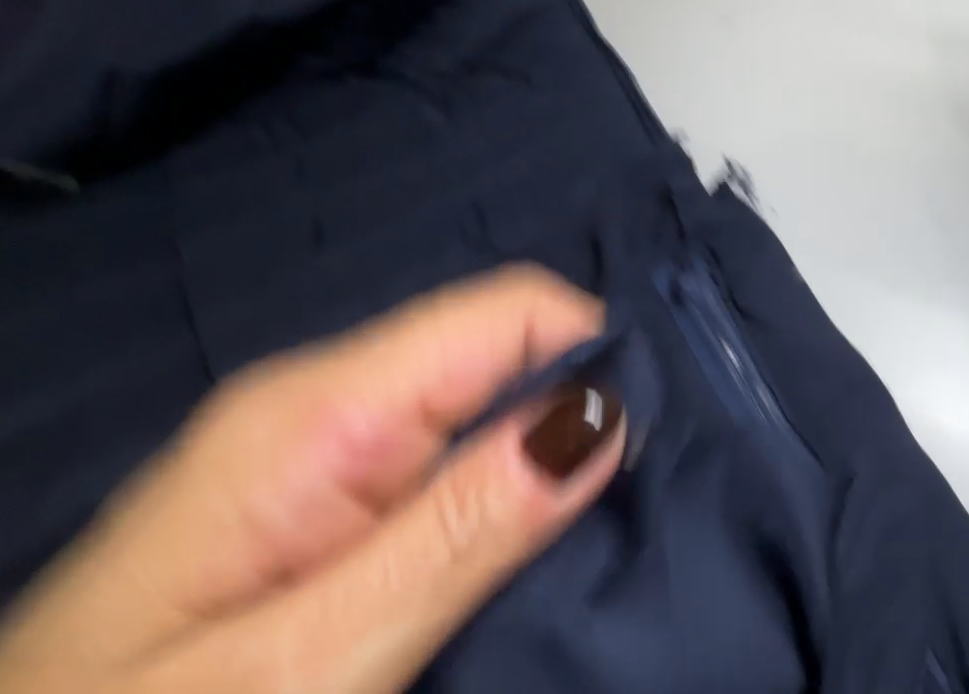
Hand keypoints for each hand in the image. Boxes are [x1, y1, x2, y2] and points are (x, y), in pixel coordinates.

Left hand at [0, 267, 625, 693]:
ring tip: (596, 530)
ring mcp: (316, 446)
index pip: (511, 310)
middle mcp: (325, 400)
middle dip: (580, 412)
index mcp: (323, 410)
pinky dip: (501, 486)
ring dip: (546, 456)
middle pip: (501, 351)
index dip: (597, 354)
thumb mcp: (315, 658)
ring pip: (480, 404)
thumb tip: (606, 410)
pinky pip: (443, 452)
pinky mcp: (315, 493)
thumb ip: (465, 524)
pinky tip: (524, 542)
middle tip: (635, 504)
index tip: (653, 443)